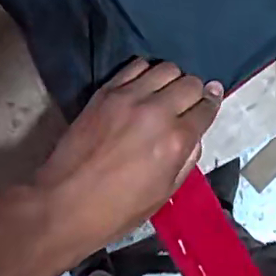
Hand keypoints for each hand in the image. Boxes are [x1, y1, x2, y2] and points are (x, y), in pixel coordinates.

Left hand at [30, 59, 222, 255]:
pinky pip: (137, 66)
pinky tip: (144, 86)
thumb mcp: (165, 193)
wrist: (62, 204)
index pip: (206, 107)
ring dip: (173, 79)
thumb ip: (187, 159)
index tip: (212, 100)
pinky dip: (147, 72)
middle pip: (191, 83)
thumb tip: (194, 135)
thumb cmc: (117, 209)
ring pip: (167, 68)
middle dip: (196, 92)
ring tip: (166, 92)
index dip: (213, 103)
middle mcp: (157, 112)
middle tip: (188, 103)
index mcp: (176, 140)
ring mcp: (130, 98)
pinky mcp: (106, 92)